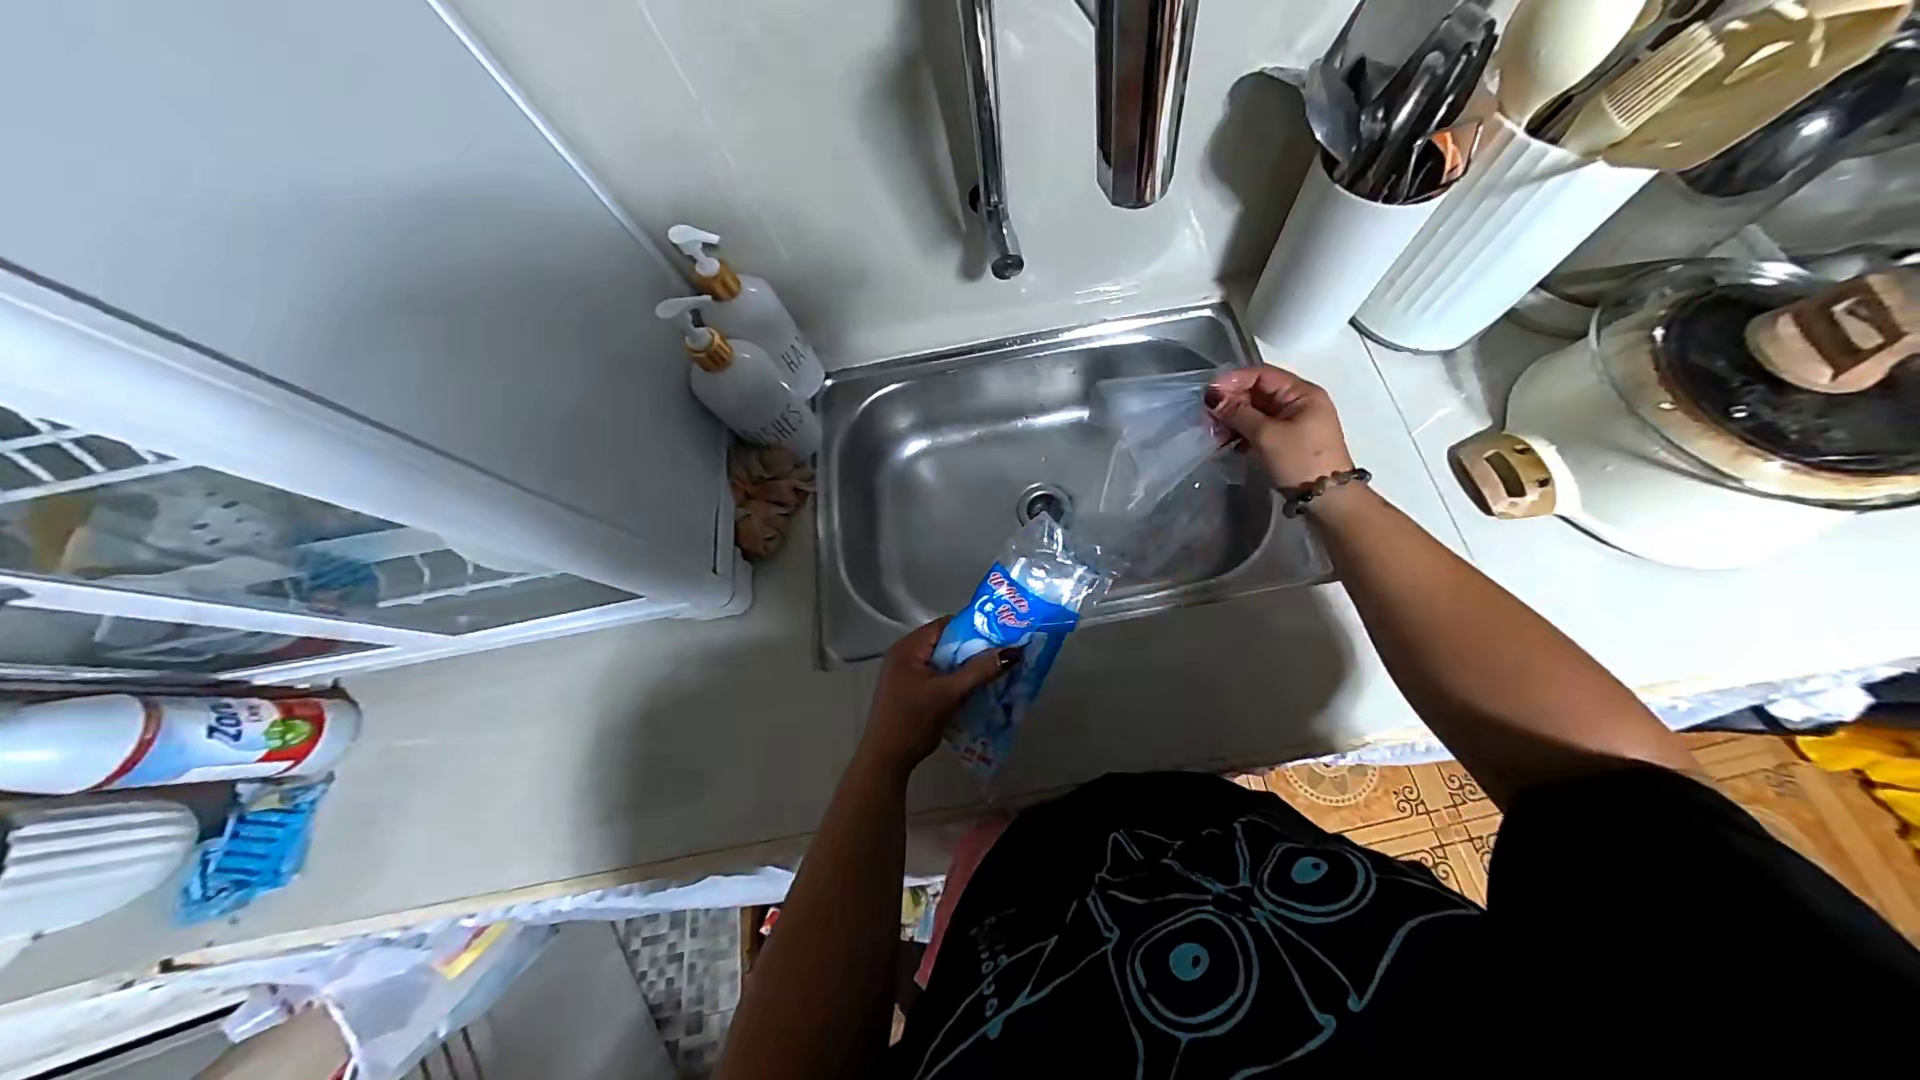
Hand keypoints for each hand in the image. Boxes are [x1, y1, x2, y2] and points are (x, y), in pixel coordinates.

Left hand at [856, 617, 1018, 781]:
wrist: (885, 760)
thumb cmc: (913, 722)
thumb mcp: (949, 694)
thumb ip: (979, 671)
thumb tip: (1013, 652)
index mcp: (908, 647)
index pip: (946, 625)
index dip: (974, 628)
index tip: (1001, 637)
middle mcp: (905, 654)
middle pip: (945, 642)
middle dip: (973, 649)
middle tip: (1002, 655)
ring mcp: (905, 673)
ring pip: (943, 661)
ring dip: (965, 667)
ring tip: (994, 671)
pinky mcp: (909, 689)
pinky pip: (937, 675)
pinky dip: (955, 679)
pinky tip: (974, 689)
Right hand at [1205, 366, 1354, 490]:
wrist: (1327, 499)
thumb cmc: (1299, 460)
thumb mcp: (1266, 435)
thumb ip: (1238, 413)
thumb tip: (1212, 398)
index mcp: (1302, 393)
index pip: (1262, 375)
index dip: (1234, 380)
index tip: (1208, 393)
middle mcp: (1299, 403)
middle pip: (1258, 392)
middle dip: (1231, 401)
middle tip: (1207, 416)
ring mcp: (1293, 422)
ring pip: (1256, 411)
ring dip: (1234, 419)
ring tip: (1215, 432)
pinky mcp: (1287, 440)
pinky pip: (1259, 428)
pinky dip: (1242, 432)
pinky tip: (1227, 442)